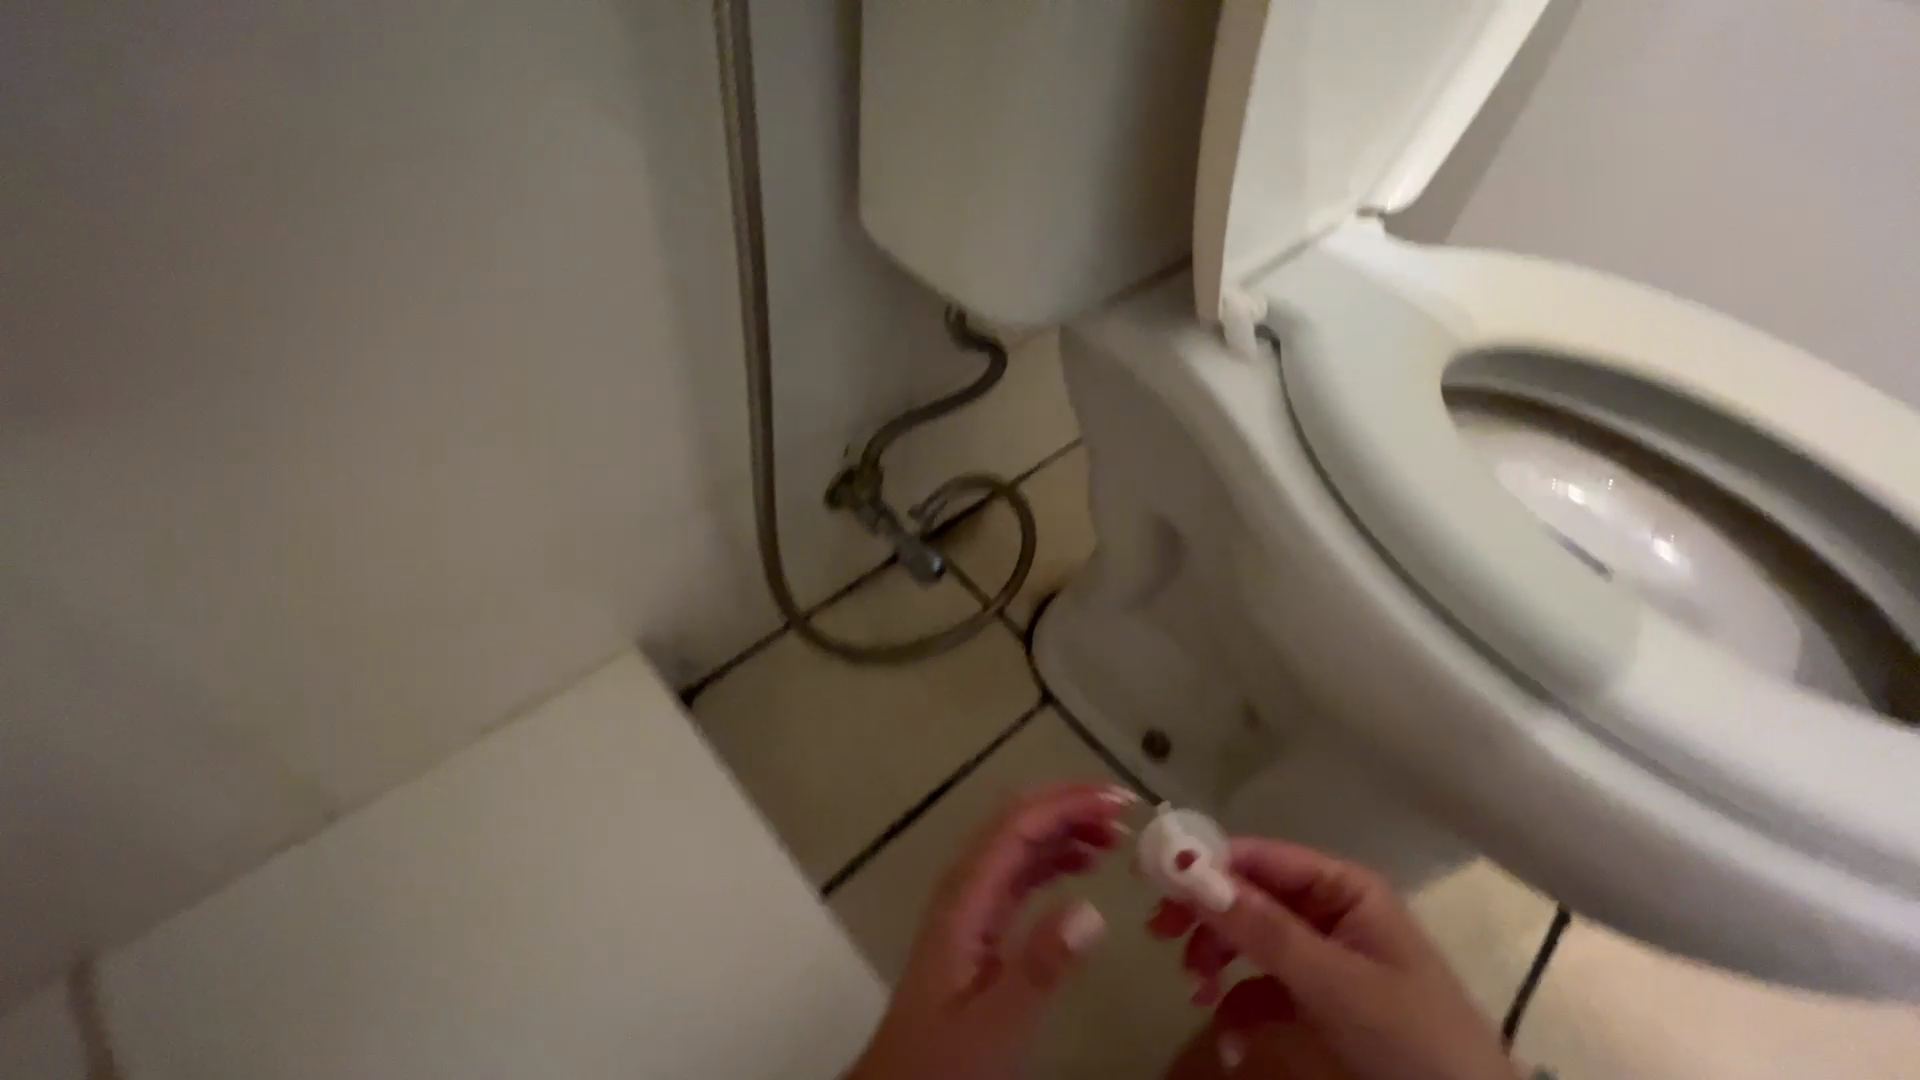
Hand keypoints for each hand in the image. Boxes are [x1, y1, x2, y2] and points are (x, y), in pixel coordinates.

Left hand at [849, 782, 1137, 1079]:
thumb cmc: (944, 1060)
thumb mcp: (997, 1022)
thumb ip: (1040, 967)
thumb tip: (1093, 908)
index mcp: (965, 897)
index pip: (1016, 826)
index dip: (1066, 803)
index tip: (1117, 802)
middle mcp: (966, 887)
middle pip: (1017, 821)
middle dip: (1069, 805)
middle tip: (1125, 811)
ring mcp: (972, 903)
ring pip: (1020, 843)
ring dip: (1066, 828)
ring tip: (1116, 837)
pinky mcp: (981, 923)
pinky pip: (1021, 872)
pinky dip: (1056, 858)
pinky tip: (1085, 867)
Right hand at [1149, 838, 1517, 1079]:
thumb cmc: (1413, 1041)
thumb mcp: (1335, 984)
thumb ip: (1263, 929)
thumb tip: (1190, 871)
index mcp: (1342, 888)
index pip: (1259, 857)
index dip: (1205, 863)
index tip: (1154, 877)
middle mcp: (1327, 911)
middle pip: (1247, 895)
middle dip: (1205, 916)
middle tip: (1159, 932)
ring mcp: (1320, 957)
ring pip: (1247, 940)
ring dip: (1215, 963)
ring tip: (1196, 991)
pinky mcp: (1316, 1001)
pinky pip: (1260, 989)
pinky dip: (1237, 1009)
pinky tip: (1228, 1042)